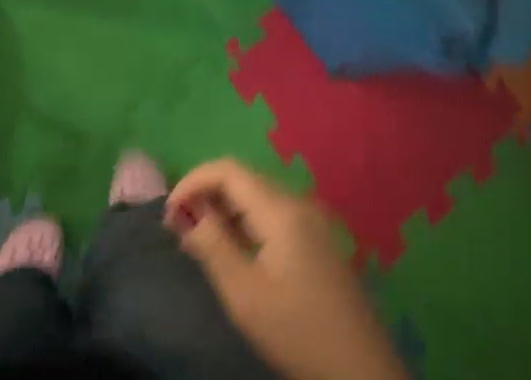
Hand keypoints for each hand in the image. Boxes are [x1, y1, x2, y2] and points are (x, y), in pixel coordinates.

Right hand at [166, 159, 407, 379]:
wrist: (361, 371)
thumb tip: (188, 213)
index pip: (228, 170)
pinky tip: (232, 250)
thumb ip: (213, 246)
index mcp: (282, 211)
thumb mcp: (244, 294)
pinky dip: (245, 222)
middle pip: (243, 179)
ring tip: (198, 241)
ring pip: (258, 197)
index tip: (169, 213)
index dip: (192, 182)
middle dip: (206, 194)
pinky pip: (273, 215)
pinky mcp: (318, 241)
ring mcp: (313, 222)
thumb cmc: (297, 331)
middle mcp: (299, 205)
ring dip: (224, 209)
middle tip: (179, 228)